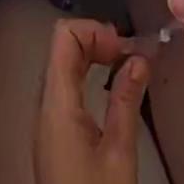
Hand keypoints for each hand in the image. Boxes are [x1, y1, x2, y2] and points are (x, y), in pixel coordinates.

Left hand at [35, 18, 149, 183]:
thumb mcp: (120, 152)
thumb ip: (126, 100)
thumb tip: (139, 59)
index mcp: (57, 105)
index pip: (63, 37)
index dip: (94, 31)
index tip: (123, 48)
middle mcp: (45, 105)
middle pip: (62, 46)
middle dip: (97, 39)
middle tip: (129, 54)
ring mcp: (46, 118)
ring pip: (62, 64)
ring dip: (93, 56)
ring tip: (125, 66)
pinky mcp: (53, 132)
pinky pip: (64, 85)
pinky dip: (87, 74)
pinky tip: (110, 87)